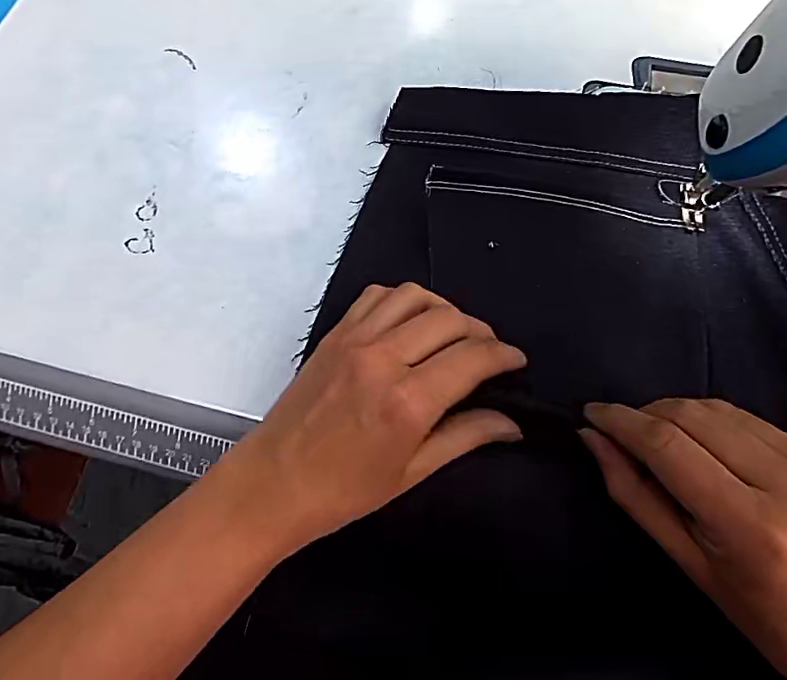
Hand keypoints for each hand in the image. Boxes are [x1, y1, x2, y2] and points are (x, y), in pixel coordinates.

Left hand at [201, 283, 527, 562]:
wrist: (270, 486)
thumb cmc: (343, 492)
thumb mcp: (412, 472)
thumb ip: (466, 436)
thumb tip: (512, 423)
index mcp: (407, 402)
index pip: (472, 358)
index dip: (503, 355)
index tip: (516, 361)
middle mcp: (384, 359)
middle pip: (451, 320)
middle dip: (482, 332)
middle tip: (489, 352)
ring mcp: (356, 339)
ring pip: (418, 296)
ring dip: (446, 309)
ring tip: (454, 332)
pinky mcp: (336, 332)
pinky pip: (380, 294)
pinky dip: (406, 299)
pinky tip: (412, 321)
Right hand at [581, 399, 786, 679]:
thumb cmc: (770, 622)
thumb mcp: (694, 570)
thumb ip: (638, 498)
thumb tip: (595, 440)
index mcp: (755, 531)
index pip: (670, 447)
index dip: (624, 422)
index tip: (594, 411)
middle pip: (698, 416)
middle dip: (652, 413)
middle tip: (628, 428)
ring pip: (729, 411)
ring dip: (690, 418)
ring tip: (674, 442)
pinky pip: (765, 425)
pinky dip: (733, 432)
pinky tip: (732, 460)